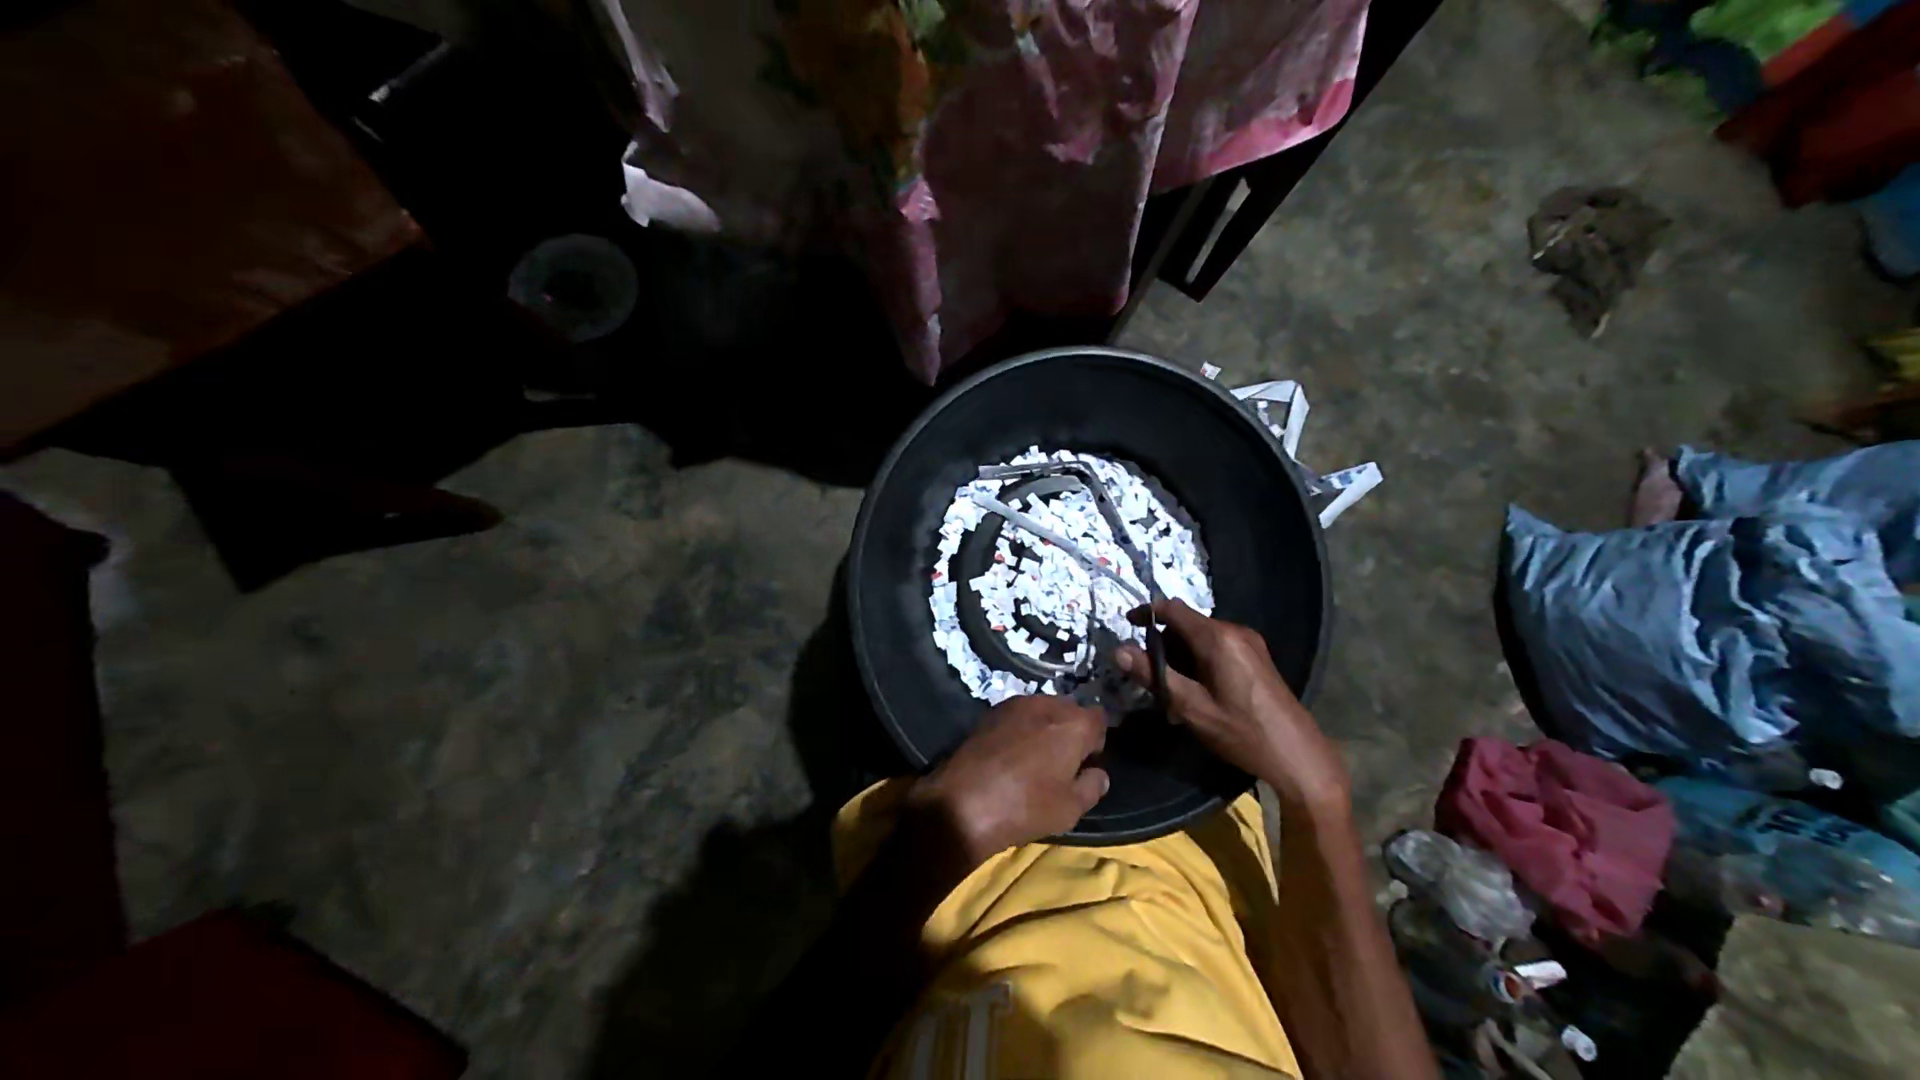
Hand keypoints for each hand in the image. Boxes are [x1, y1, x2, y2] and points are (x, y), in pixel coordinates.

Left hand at [908, 696, 1109, 866]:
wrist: (963, 802)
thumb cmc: (1026, 806)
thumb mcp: (1070, 808)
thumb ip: (1092, 786)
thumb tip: (1097, 773)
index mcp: (1074, 724)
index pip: (1099, 719)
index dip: (1095, 742)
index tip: (1085, 764)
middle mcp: (1047, 704)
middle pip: (1070, 710)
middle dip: (1071, 731)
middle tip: (1062, 763)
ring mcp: (1015, 704)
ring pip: (1043, 710)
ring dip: (1045, 728)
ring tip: (1034, 758)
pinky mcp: (990, 712)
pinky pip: (1018, 715)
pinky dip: (1021, 729)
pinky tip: (1011, 754)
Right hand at [1116, 600, 1349, 812]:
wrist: (1299, 756)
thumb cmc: (1242, 732)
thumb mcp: (1191, 707)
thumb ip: (1154, 675)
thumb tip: (1118, 650)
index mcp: (1217, 638)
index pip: (1172, 609)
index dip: (1146, 613)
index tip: (1126, 627)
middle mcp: (1235, 631)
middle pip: (1186, 624)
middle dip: (1163, 646)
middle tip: (1151, 680)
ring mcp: (1250, 643)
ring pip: (1201, 637)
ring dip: (1181, 657)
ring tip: (1174, 694)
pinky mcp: (1257, 657)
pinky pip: (1218, 647)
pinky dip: (1199, 662)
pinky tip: (1198, 693)